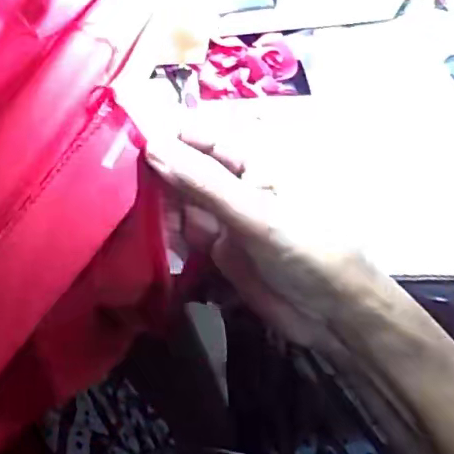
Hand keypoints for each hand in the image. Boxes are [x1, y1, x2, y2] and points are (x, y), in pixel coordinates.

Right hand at [142, 101, 397, 353]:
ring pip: (172, 196)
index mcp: (246, 156)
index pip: (193, 133)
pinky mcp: (211, 242)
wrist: (338, 320)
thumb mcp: (254, 214)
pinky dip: (161, 232)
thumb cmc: (308, 252)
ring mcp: (218, 210)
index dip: (159, 133)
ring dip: (153, 204)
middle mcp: (228, 178)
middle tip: (115, 180)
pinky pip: (177, 228)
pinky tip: (144, 237)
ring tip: (128, 213)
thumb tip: (151, 146)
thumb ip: (201, 182)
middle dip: (150, 171)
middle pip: (177, 163)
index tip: (117, 137)